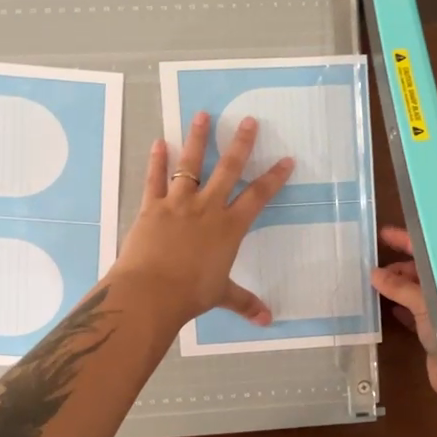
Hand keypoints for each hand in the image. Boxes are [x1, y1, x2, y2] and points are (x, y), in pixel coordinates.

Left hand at [112, 112, 293, 328]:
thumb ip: (244, 302)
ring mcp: (178, 203)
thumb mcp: (221, 295)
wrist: (151, 292)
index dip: (273, 178)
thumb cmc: (191, 294)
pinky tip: (158, 143)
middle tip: (248, 121)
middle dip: (240, 143)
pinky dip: (157, 161)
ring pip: (190, 164)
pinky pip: (155, 179)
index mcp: (229, 227)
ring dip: (196, 139)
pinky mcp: (152, 206)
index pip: (257, 197)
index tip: (286, 160)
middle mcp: (207, 208)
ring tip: (201, 115)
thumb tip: (267, 320)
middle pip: (228, 169)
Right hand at [370, 226, 436, 400]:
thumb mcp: (424, 304)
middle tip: (372, 266)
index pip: (430, 252)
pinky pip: (413, 314)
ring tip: (373, 284)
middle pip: (421, 272)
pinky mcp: (433, 333)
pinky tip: (386, 307)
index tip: (384, 234)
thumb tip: (375, 274)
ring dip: (396, 287)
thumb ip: (401, 288)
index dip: (408, 241)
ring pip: (415, 293)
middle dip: (398, 267)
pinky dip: (400, 309)